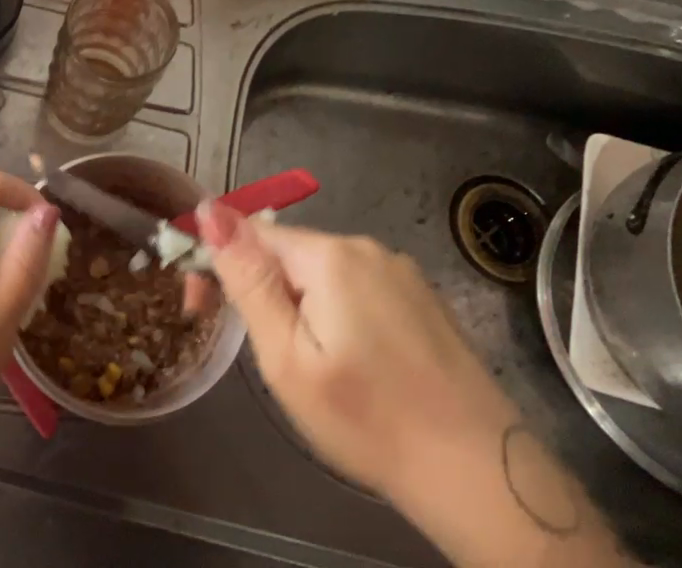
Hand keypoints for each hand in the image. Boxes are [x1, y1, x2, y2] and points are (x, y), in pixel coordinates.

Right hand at [199, 205, 514, 492]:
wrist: (477, 471)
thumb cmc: (366, 420)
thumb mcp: (286, 356)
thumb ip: (248, 280)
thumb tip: (209, 210)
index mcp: (330, 256)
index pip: (252, 234)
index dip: (222, 266)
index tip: (204, 311)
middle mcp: (368, 249)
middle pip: (290, 253)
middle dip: (263, 289)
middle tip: (265, 354)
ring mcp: (403, 273)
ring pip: (324, 274)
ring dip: (302, 305)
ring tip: (310, 366)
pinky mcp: (424, 300)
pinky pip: (360, 290)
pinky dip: (340, 314)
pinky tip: (352, 363)